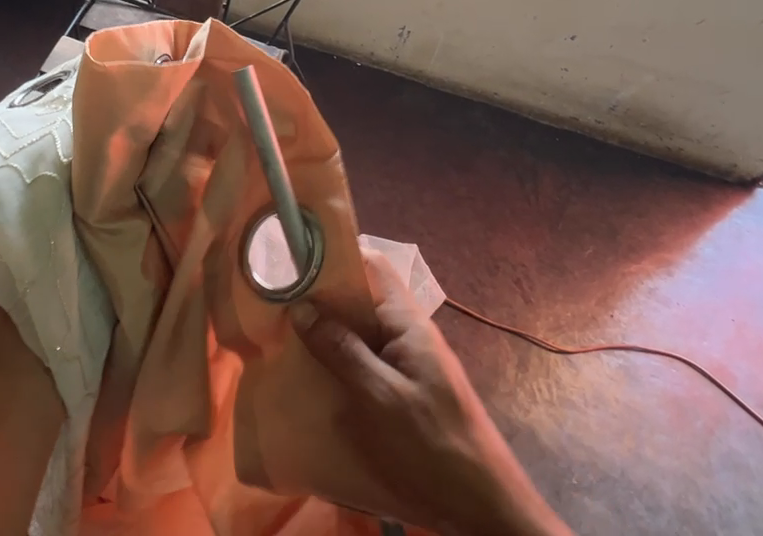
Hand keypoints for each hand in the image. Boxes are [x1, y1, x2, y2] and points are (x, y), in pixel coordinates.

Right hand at [291, 249, 571, 535]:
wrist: (484, 507)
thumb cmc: (433, 445)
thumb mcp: (379, 397)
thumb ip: (341, 349)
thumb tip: (301, 307)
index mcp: (408, 322)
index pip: (372, 265)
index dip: (336, 256)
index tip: (294, 261)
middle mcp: (409, 332)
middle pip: (362, 296)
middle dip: (323, 296)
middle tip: (278, 301)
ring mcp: (409, 361)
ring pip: (362, 329)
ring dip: (328, 330)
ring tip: (286, 334)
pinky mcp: (406, 388)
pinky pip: (367, 358)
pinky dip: (340, 358)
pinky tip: (315, 374)